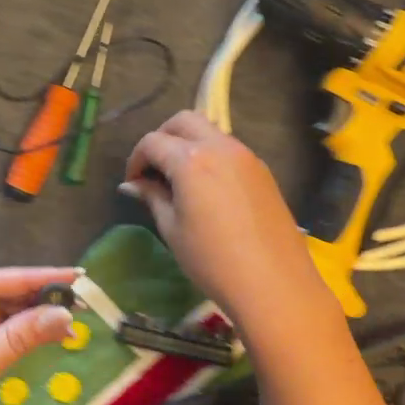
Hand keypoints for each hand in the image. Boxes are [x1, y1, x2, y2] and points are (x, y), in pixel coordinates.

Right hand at [122, 111, 332, 326]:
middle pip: (183, 121)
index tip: (132, 184)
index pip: (153, 142)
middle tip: (152, 170)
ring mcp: (246, 157)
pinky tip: (205, 191)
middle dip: (161, 138)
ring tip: (178, 181)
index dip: (135, 160)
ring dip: (187, 145)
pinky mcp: (262, 171)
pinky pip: (229, 150)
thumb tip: (133, 184)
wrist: (272, 282)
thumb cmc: (211, 259)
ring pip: (209, 132)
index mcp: (191, 160)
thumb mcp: (172, 229)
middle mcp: (221, 147)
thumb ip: (152, 197)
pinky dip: (209, 157)